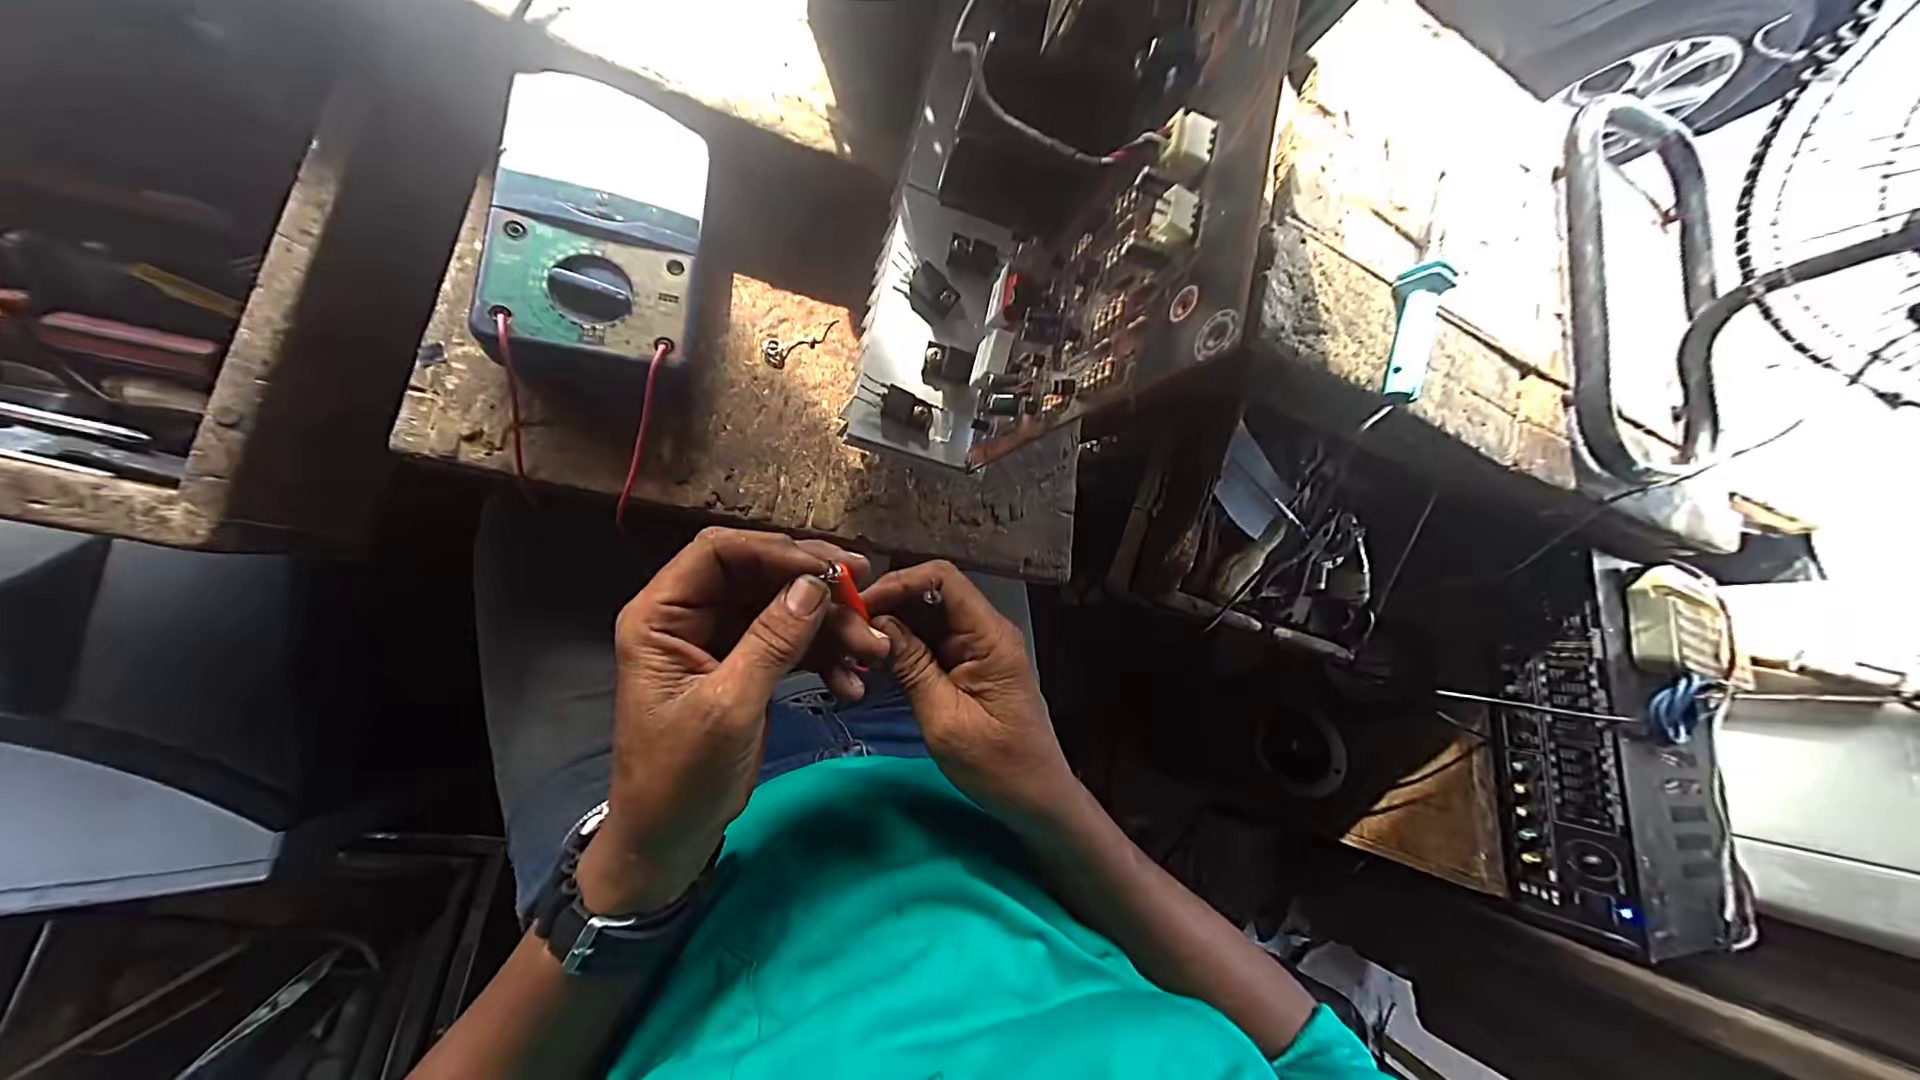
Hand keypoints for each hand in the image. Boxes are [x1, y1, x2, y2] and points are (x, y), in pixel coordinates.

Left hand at [577, 528, 889, 913]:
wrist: (671, 839)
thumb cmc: (681, 776)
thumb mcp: (729, 707)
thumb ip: (772, 641)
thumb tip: (816, 587)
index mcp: (662, 616)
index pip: (718, 553)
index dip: (775, 552)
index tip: (829, 569)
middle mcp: (691, 616)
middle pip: (759, 574)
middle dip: (814, 585)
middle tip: (865, 588)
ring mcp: (722, 639)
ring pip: (783, 608)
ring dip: (830, 625)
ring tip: (872, 650)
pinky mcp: (748, 663)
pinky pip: (792, 642)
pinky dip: (824, 656)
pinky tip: (850, 681)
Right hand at [862, 561, 1072, 823]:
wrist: (1036, 799)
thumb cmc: (999, 766)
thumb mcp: (946, 720)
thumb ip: (912, 667)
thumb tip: (876, 624)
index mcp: (990, 635)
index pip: (944, 578)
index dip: (899, 582)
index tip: (861, 606)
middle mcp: (984, 630)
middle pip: (930, 593)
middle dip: (888, 604)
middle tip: (848, 628)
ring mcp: (975, 646)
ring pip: (925, 616)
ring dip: (891, 625)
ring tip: (855, 643)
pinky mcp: (965, 664)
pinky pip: (929, 641)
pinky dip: (901, 646)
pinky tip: (875, 658)